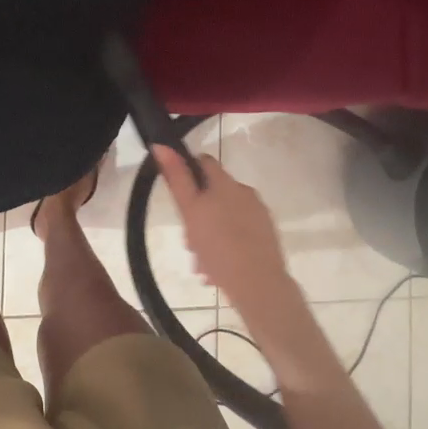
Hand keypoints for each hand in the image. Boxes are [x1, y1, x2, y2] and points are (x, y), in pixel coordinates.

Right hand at [151, 145, 301, 318]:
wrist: (258, 284)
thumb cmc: (217, 245)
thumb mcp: (190, 210)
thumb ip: (177, 178)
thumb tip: (161, 145)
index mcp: (226, 183)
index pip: (203, 162)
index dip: (187, 173)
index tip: (179, 197)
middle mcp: (245, 192)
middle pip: (213, 195)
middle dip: (198, 216)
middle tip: (188, 242)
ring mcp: (258, 214)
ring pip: (225, 219)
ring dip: (210, 236)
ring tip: (202, 265)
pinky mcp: (266, 236)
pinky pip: (239, 235)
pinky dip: (227, 247)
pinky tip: (218, 271)